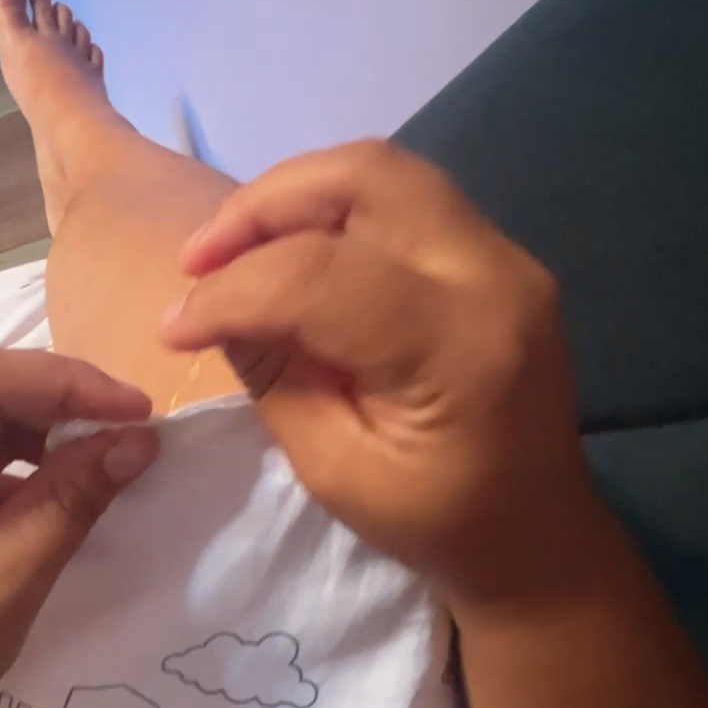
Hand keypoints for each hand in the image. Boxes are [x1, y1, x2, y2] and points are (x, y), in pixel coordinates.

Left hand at [0, 349, 159, 707]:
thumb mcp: (7, 583)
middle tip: (131, 428)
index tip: (138, 410)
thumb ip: (71, 503)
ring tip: (105, 452)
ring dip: (45, 429)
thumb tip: (139, 441)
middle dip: (61, 401)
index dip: (66, 382)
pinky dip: (22, 461)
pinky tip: (61, 481)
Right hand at [161, 141, 599, 610]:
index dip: (231, 292)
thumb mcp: (334, 469)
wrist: (534, 533)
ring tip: (228, 252)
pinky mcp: (494, 257)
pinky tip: (285, 254)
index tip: (174, 327)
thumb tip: (221, 315)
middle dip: (260, 207)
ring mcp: (504, 256)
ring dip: (290, 199)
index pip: (322, 278)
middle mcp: (493, 274)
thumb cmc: (433, 523)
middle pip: (365, 178)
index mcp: (455, 348)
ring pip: (382, 174)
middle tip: (196, 259)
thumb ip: (276, 381)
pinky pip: (400, 202)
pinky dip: (327, 213)